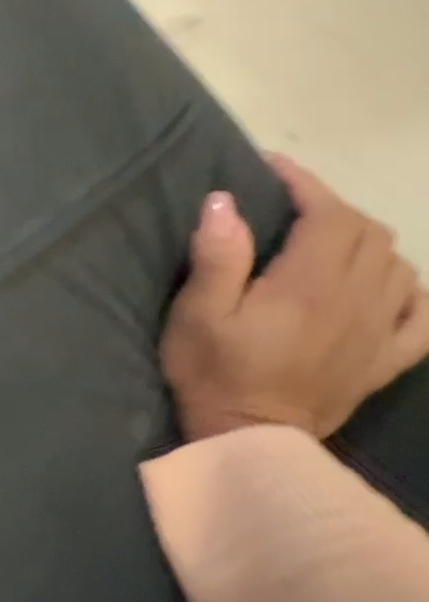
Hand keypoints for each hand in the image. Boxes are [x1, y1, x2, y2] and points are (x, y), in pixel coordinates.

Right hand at [161, 155, 428, 441]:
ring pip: (398, 264)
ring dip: (366, 240)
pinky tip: (382, 283)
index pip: (330, 218)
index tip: (272, 167)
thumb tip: (225, 201)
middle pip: (370, 235)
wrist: (249, 434)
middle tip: (288, 200)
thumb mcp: (196, 310)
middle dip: (332, 206)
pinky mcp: (387, 357)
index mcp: (309, 287)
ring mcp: (380, 331)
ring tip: (324, 236)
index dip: (307, 184)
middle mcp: (357, 302)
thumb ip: (218, 256)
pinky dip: (408, 287)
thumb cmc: (211, 367)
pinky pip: (423, 312)